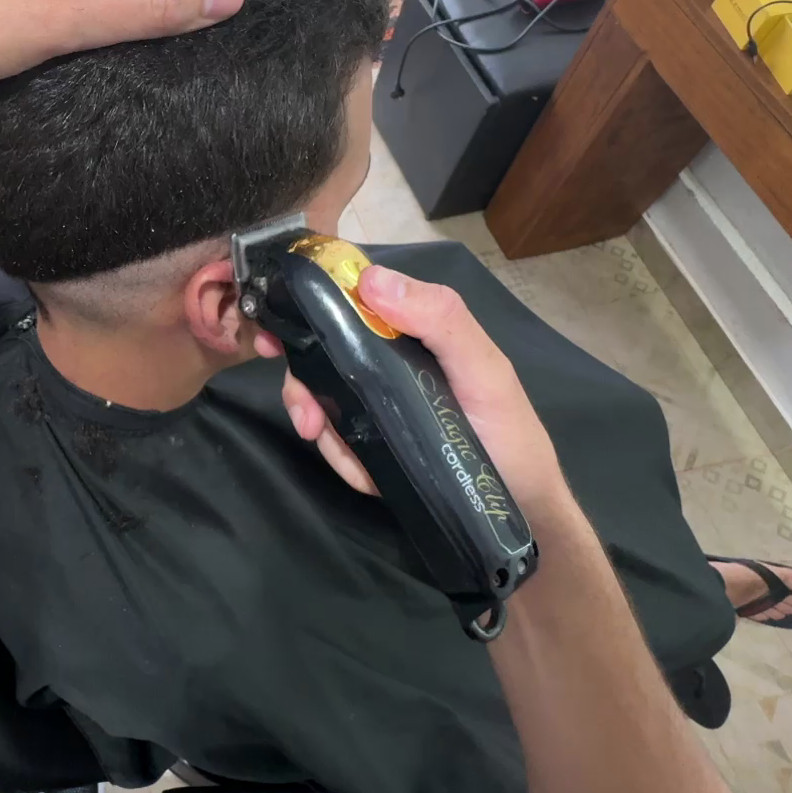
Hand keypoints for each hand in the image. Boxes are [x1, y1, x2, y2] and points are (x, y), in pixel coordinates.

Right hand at [257, 265, 570, 512]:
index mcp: (409, 331)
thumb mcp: (484, 369)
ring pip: (317, 398)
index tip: (272, 326)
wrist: (519, 514)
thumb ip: (439, 319)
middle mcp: (384, 361)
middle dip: (297, 380)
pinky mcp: (369, 443)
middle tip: (300, 410)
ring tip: (321, 437)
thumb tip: (370, 279)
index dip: (305, 306)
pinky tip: (364, 472)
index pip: (350, 302)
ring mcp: (373, 404)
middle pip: (318, 354)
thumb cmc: (508, 433)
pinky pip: (334, 441)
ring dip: (312, 419)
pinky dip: (341, 457)